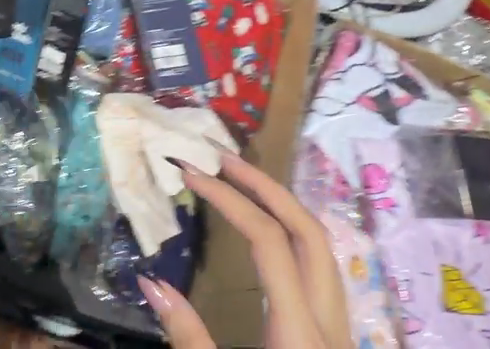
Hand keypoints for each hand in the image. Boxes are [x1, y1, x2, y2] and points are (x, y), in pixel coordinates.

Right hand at [139, 152, 350, 348]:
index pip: (268, 239)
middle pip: (307, 231)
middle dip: (264, 186)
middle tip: (221, 158)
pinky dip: (294, 232)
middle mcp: (328, 319)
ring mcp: (339, 329)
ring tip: (242, 181)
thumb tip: (149, 281)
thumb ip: (189, 337)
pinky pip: (322, 267)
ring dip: (282, 205)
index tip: (189, 173)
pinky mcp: (336, 338)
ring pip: (322, 247)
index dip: (228, 198)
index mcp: (300, 329)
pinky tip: (268, 230)